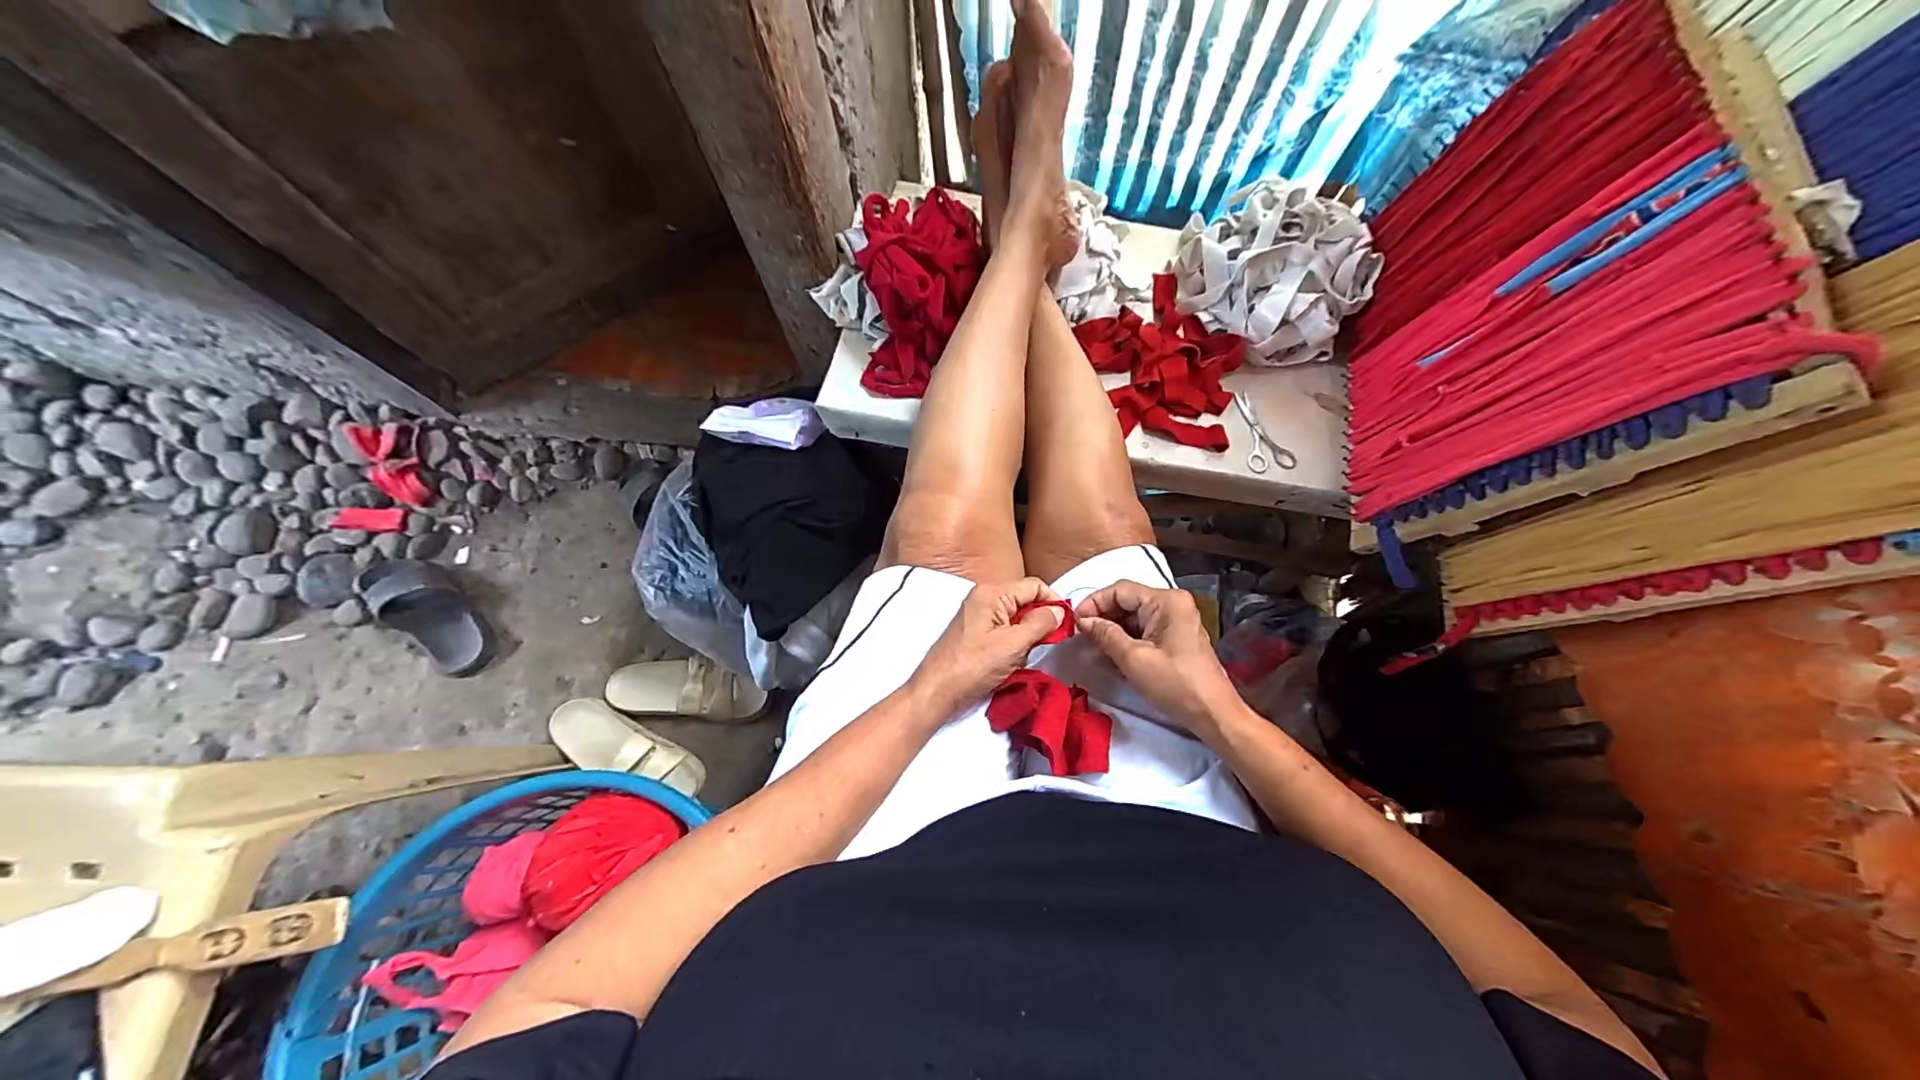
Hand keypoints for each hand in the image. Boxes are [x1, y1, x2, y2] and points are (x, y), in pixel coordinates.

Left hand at [910, 578, 1065, 719]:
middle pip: (1025, 600)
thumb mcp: (1013, 644)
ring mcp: (978, 615)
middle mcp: (984, 598)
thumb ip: (1040, 624)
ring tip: (1025, 655)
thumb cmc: (972, 666)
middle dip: (1040, 620)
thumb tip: (1059, 611)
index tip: (1066, 624)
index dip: (1054, 602)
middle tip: (1047, 643)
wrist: (937, 691)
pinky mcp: (976, 632)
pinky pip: (1005, 629)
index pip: (1034, 586)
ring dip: (1027, 635)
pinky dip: (1015, 643)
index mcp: (992, 593)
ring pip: (1017, 617)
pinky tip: (1013, 660)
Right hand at [1076, 581, 1240, 736]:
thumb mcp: (1134, 659)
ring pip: (1134, 616)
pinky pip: (1144, 629)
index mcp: (1166, 601)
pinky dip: (1126, 638)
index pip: (1120, 590)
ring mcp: (1176, 620)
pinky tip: (1110, 653)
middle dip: (1102, 616)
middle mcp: (1173, 604)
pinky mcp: (1175, 637)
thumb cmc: (1175, 684)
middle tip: (1081, 635)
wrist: (1213, 713)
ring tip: (1092, 645)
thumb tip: (1083, 621)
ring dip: (1112, 629)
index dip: (1094, 602)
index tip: (1075, 621)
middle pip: (1127, 601)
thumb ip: (1106, 635)